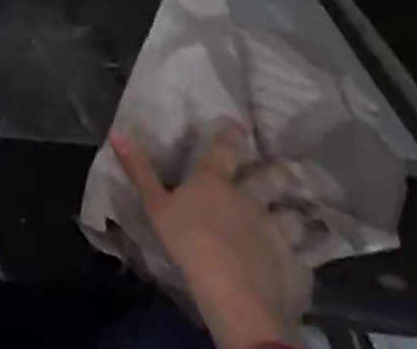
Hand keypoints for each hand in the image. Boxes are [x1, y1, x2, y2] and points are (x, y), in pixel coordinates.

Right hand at [113, 125, 305, 348]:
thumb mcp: (155, 206)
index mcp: (215, 183)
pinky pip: (300, 257)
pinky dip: (298, 256)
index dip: (230, 136)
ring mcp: (277, 232)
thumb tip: (116, 132)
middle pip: (270, 181)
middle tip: (290, 167)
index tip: (240, 124)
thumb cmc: (188, 241)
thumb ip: (139, 171)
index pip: (223, 152)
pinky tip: (298, 262)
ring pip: (291, 218)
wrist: (235, 293)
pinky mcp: (294, 263)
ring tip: (297, 217)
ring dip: (293, 216)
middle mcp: (250, 200)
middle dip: (280, 173)